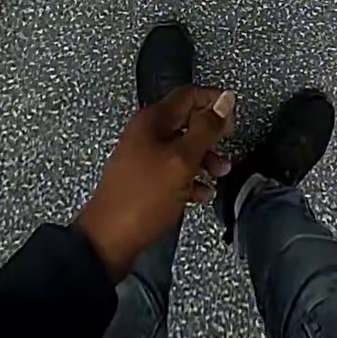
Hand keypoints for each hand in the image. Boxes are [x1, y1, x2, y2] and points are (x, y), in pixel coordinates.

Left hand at [75, 86, 235, 278]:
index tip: (231, 118)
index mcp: (153, 120)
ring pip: (181, 147)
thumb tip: (225, 99)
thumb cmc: (144, 196)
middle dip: (211, 134)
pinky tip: (201, 193)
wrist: (106, 243)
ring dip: (204, 158)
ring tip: (220, 174)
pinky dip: (189, 177)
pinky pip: (172, 169)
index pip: (190, 94)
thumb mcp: (182, 159)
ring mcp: (142, 156)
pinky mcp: (142, 179)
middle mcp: (146, 132)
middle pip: (187, 120)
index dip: (214, 101)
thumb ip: (207, 128)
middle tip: (227, 147)